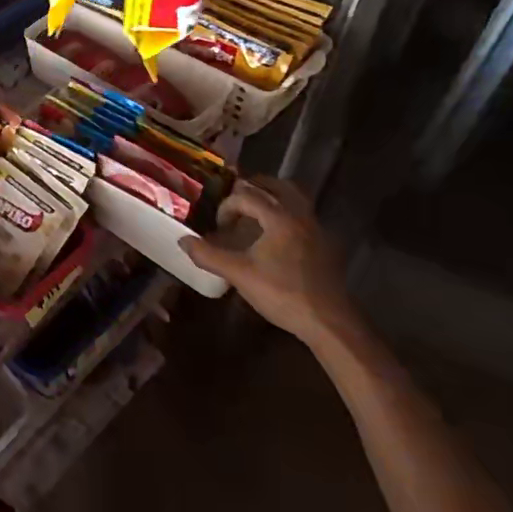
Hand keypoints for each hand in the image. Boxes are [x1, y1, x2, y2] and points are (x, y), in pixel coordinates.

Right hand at [180, 177, 362, 349]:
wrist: (329, 323)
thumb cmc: (282, 293)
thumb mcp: (237, 273)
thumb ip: (207, 254)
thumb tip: (182, 240)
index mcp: (281, 219)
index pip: (247, 196)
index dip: (227, 207)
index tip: (219, 227)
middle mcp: (302, 219)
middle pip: (281, 187)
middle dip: (256, 188)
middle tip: (235, 199)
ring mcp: (318, 233)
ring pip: (297, 201)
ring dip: (274, 200)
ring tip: (253, 215)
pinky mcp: (325, 248)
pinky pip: (303, 219)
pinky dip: (286, 217)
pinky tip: (273, 238)